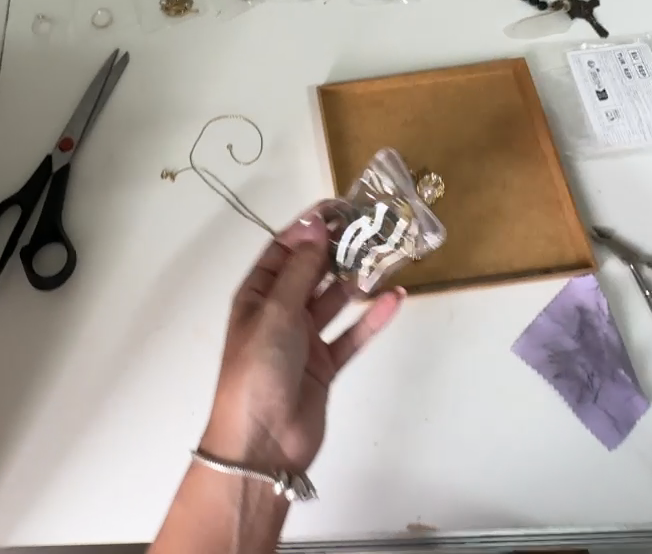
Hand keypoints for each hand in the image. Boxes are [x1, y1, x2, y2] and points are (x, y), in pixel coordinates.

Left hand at [200, 209, 402, 475]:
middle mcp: (279, 311)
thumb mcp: (276, 310)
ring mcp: (302, 339)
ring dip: (356, 281)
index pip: (284, 249)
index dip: (308, 227)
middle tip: (370, 227)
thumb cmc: (259, 367)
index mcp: (257, 294)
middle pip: (311, 272)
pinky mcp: (324, 366)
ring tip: (387, 257)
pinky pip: (350, 335)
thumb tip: (316, 222)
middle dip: (337, 250)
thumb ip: (300, 268)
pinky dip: (370, 319)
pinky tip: (394, 300)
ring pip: (333, 301)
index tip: (338, 207)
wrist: (262, 444)